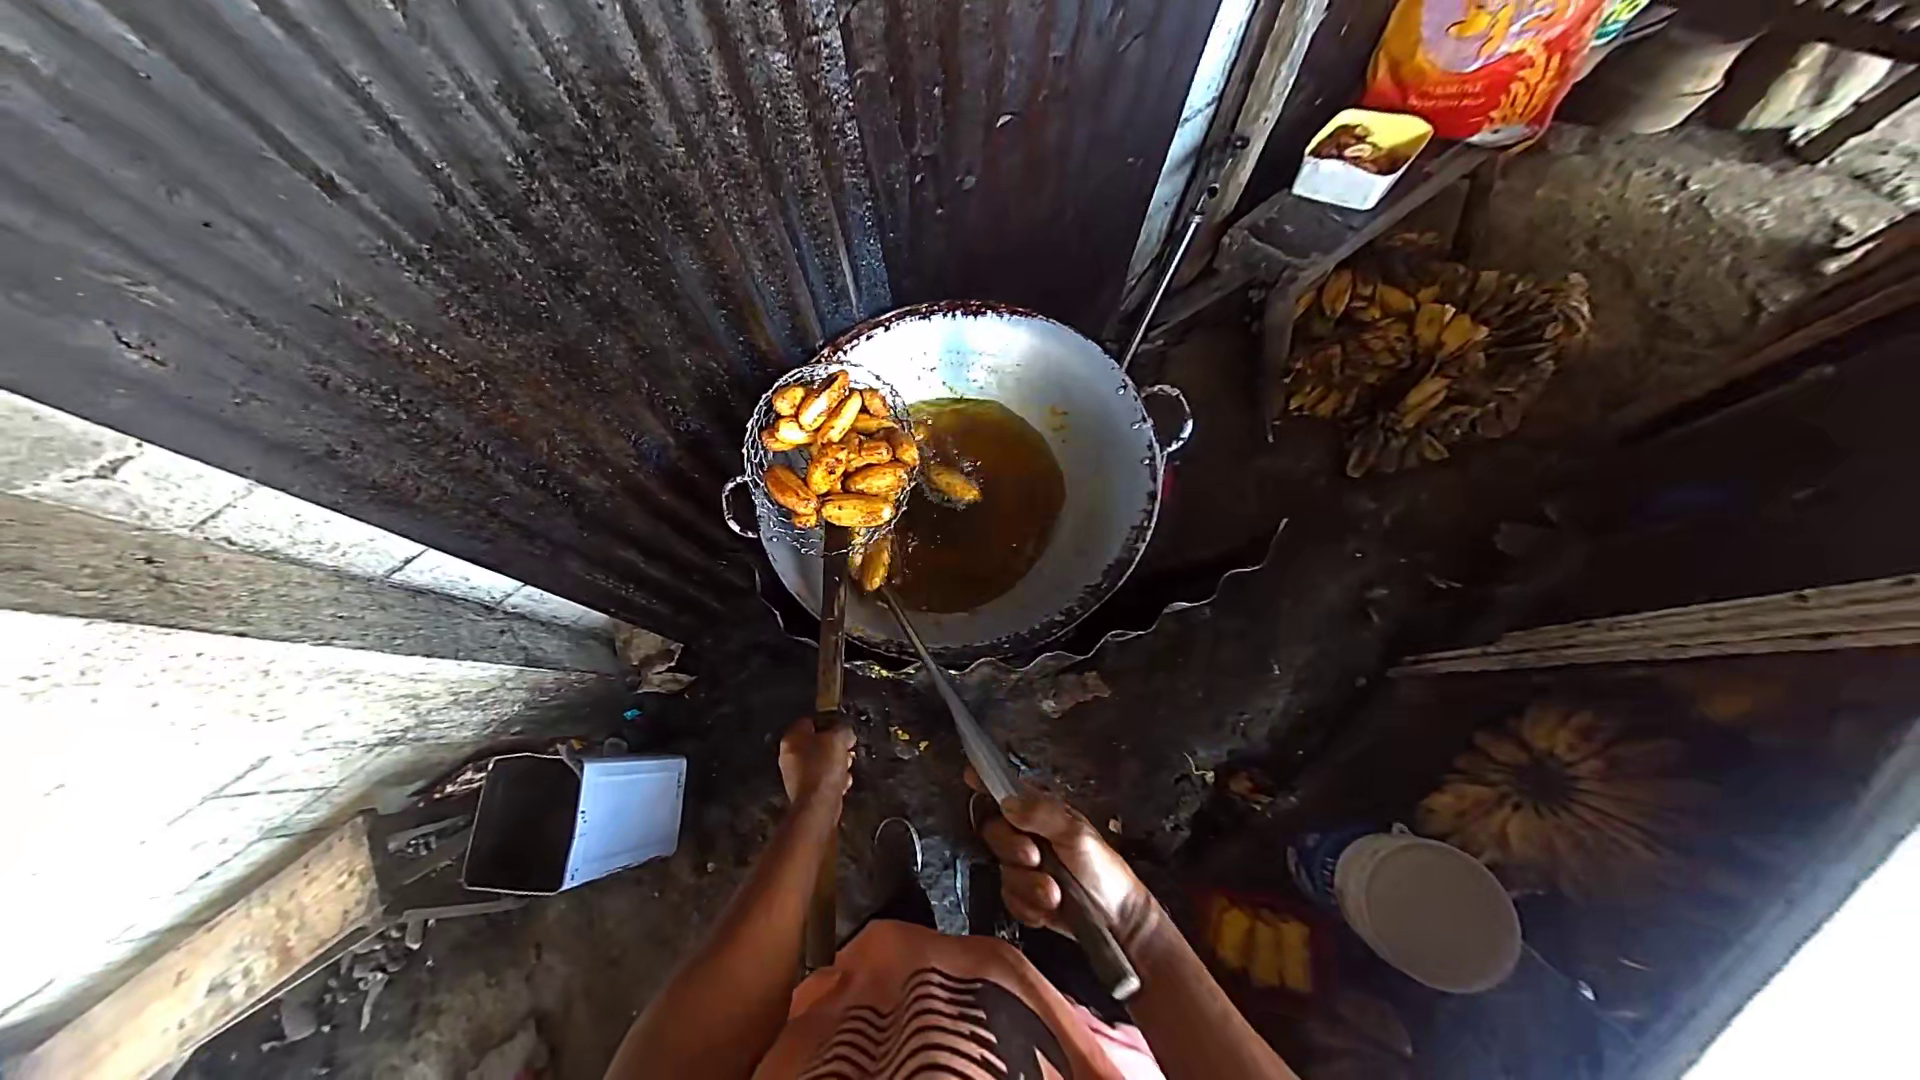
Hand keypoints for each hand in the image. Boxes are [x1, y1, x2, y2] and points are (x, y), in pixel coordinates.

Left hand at [779, 716, 854, 807]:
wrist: (818, 805)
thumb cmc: (825, 765)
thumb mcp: (839, 738)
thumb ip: (843, 729)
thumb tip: (845, 733)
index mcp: (792, 738)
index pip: (811, 721)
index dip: (830, 723)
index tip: (845, 730)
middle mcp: (789, 754)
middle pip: (817, 742)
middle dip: (835, 745)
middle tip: (848, 749)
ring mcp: (795, 774)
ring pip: (821, 761)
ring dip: (837, 762)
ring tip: (847, 767)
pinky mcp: (804, 791)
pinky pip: (821, 778)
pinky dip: (833, 779)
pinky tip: (843, 783)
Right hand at [969, 770, 1160, 952]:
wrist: (1117, 921)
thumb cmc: (1103, 868)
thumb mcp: (1076, 833)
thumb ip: (1042, 814)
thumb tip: (1007, 803)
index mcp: (1040, 811)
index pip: (1005, 789)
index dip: (984, 781)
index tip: (970, 776)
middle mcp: (1028, 834)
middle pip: (994, 831)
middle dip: (1012, 849)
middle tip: (1035, 857)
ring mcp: (1025, 866)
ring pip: (1002, 869)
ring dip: (1028, 885)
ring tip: (1055, 892)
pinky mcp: (1024, 896)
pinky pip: (1009, 898)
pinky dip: (1029, 906)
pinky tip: (1049, 907)